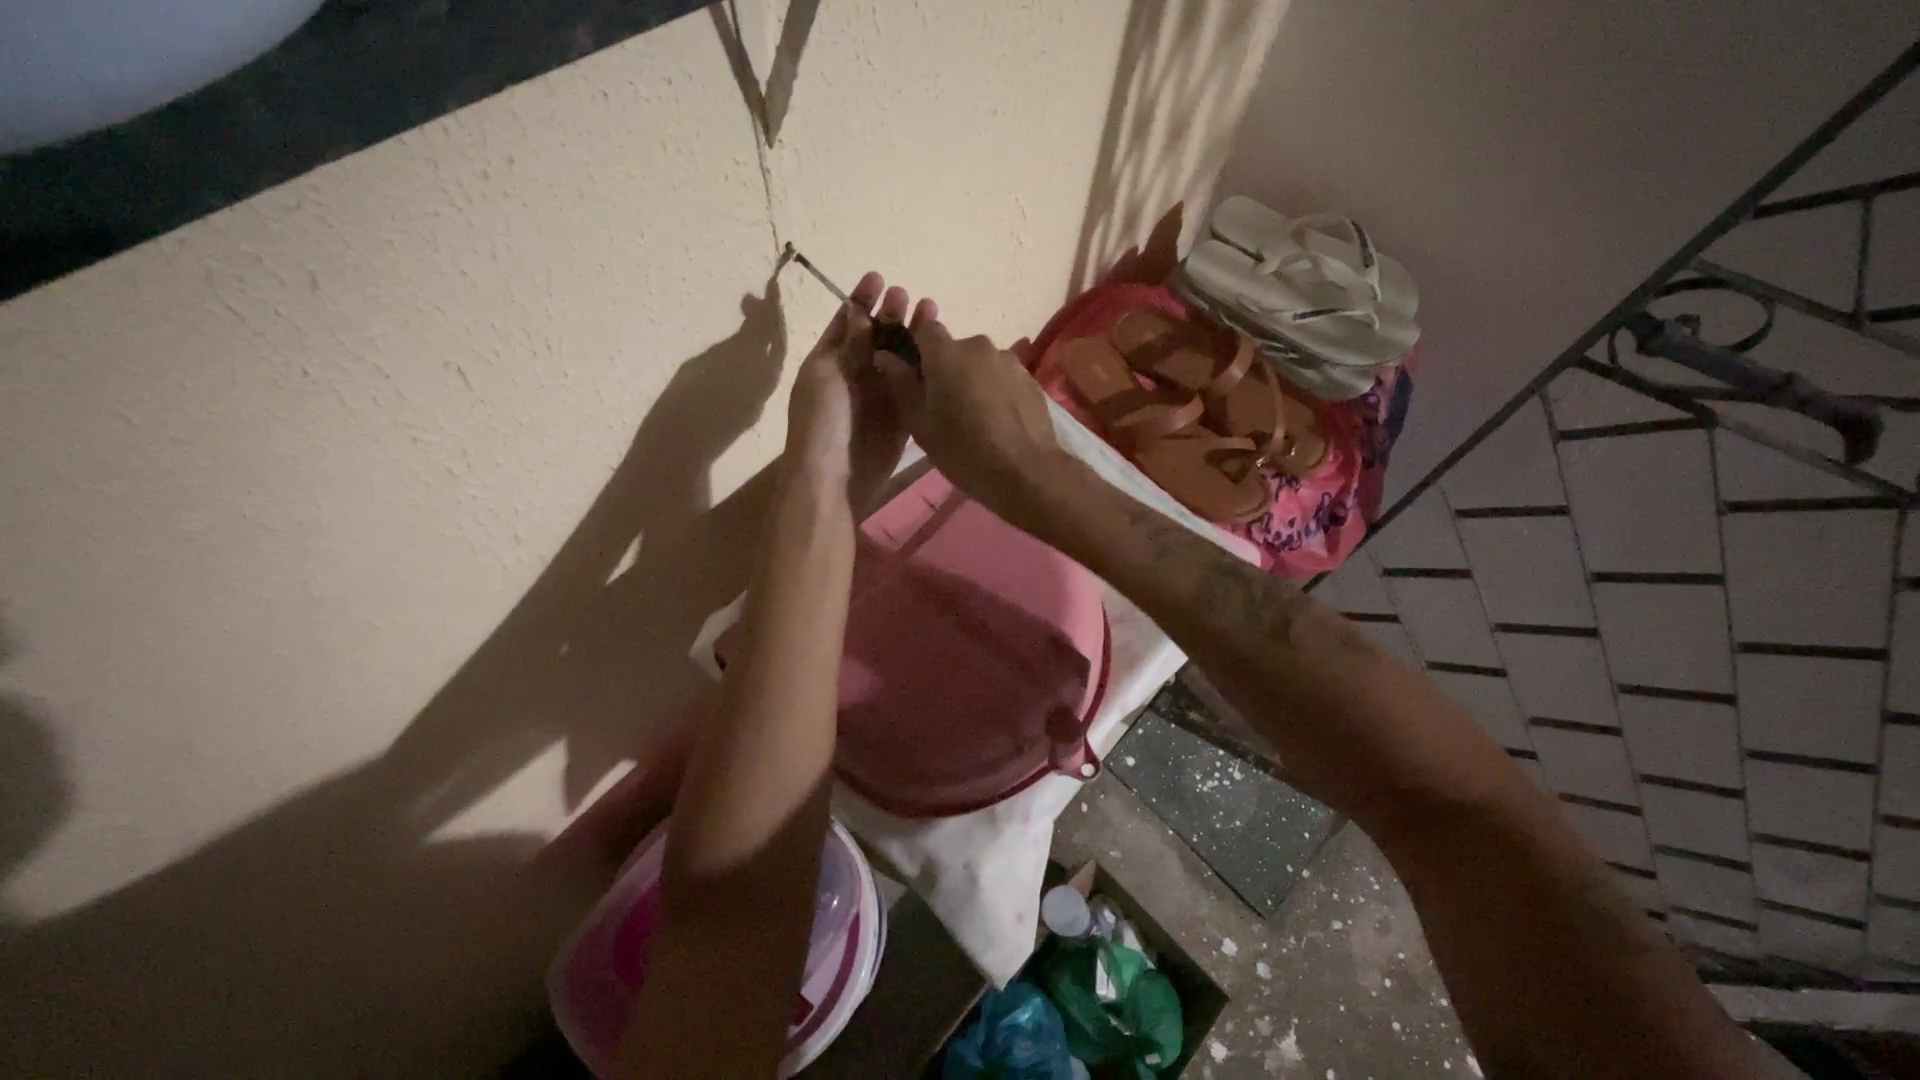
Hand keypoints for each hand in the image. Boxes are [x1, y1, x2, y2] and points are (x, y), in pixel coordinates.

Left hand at [786, 272, 934, 509]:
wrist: (834, 477)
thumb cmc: (823, 421)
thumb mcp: (830, 375)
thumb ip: (851, 344)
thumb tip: (861, 311)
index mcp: (829, 360)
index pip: (848, 321)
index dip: (862, 298)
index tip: (879, 277)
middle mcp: (855, 372)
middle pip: (877, 335)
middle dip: (891, 313)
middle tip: (907, 296)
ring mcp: (880, 393)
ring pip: (900, 356)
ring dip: (912, 334)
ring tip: (931, 311)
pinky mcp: (902, 414)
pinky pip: (916, 383)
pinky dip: (927, 366)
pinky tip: (941, 349)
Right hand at [875, 318, 1073, 526]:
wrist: (1025, 472)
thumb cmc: (963, 451)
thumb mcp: (920, 424)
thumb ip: (901, 384)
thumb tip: (886, 356)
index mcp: (946, 353)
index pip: (925, 328)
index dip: (918, 347)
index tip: (915, 373)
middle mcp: (979, 346)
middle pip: (955, 349)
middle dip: (947, 369)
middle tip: (945, 405)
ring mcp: (1009, 361)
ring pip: (981, 363)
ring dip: (974, 380)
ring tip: (976, 416)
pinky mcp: (1030, 378)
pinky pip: (1003, 377)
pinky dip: (997, 391)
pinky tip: (998, 421)